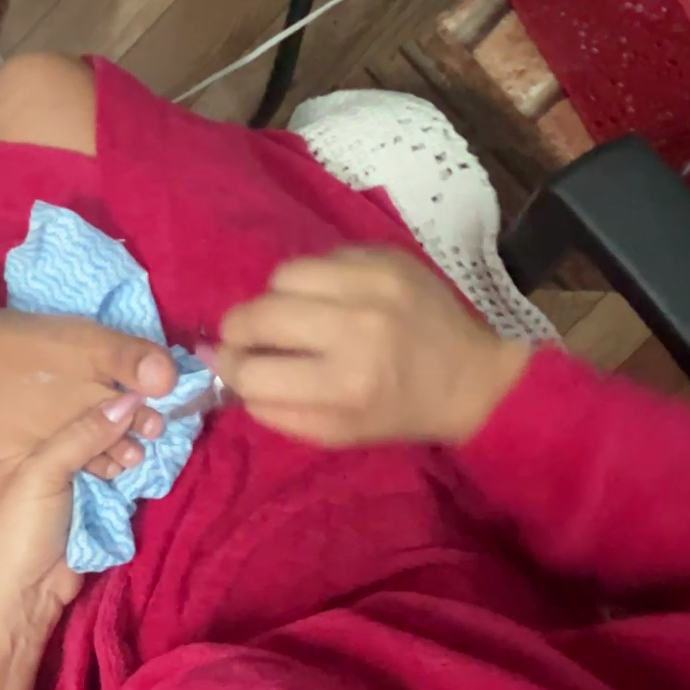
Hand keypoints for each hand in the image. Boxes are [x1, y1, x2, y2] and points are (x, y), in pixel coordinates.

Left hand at [0, 392, 145, 635]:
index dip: (102, 398)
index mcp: (24, 442)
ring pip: (110, 453)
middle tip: (153, 425)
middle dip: (123, 426)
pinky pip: (119, 480)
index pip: (67, 407)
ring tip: (147, 450)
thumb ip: (84, 435)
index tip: (139, 393)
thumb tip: (131, 398)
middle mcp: (49, 456)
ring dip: (130, 450)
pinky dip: (133, 473)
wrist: (24, 597)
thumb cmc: (20, 528)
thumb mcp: (44, 472)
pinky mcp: (94, 506)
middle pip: (93, 429)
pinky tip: (149, 464)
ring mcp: (73, 482)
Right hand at [215, 248, 533, 446]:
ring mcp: (373, 282)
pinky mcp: (384, 255)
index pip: (252, 371)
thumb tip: (219, 365)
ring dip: (275, 298)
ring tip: (294, 316)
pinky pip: (318, 258)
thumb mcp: (333, 433)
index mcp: (346, 383)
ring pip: (282, 276)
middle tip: (245, 338)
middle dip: (238, 329)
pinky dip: (312, 280)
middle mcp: (357, 327)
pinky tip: (330, 299)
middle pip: (259, 314)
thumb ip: (271, 407)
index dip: (229, 368)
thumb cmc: (395, 412)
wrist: (469, 376)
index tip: (230, 365)